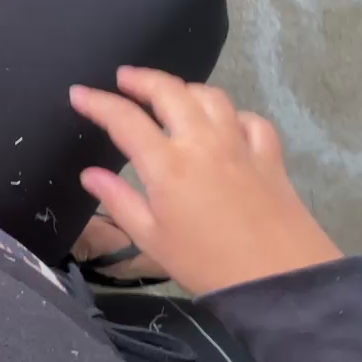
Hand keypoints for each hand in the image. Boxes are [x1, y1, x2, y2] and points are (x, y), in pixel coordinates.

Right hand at [68, 67, 342, 295]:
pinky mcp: (270, 158)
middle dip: (141, 79)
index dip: (97, 102)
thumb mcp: (150, 238)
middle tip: (122, 78)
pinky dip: (231, 114)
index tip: (77, 94)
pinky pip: (250, 120)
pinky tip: (224, 122)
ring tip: (169, 93)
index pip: (124, 119)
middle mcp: (203, 144)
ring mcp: (240, 147)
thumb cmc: (206, 264)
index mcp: (167, 165)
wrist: (284, 283)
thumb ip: (118, 201)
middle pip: (170, 93)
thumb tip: (90, 174)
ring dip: (184, 89)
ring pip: (211, 98)